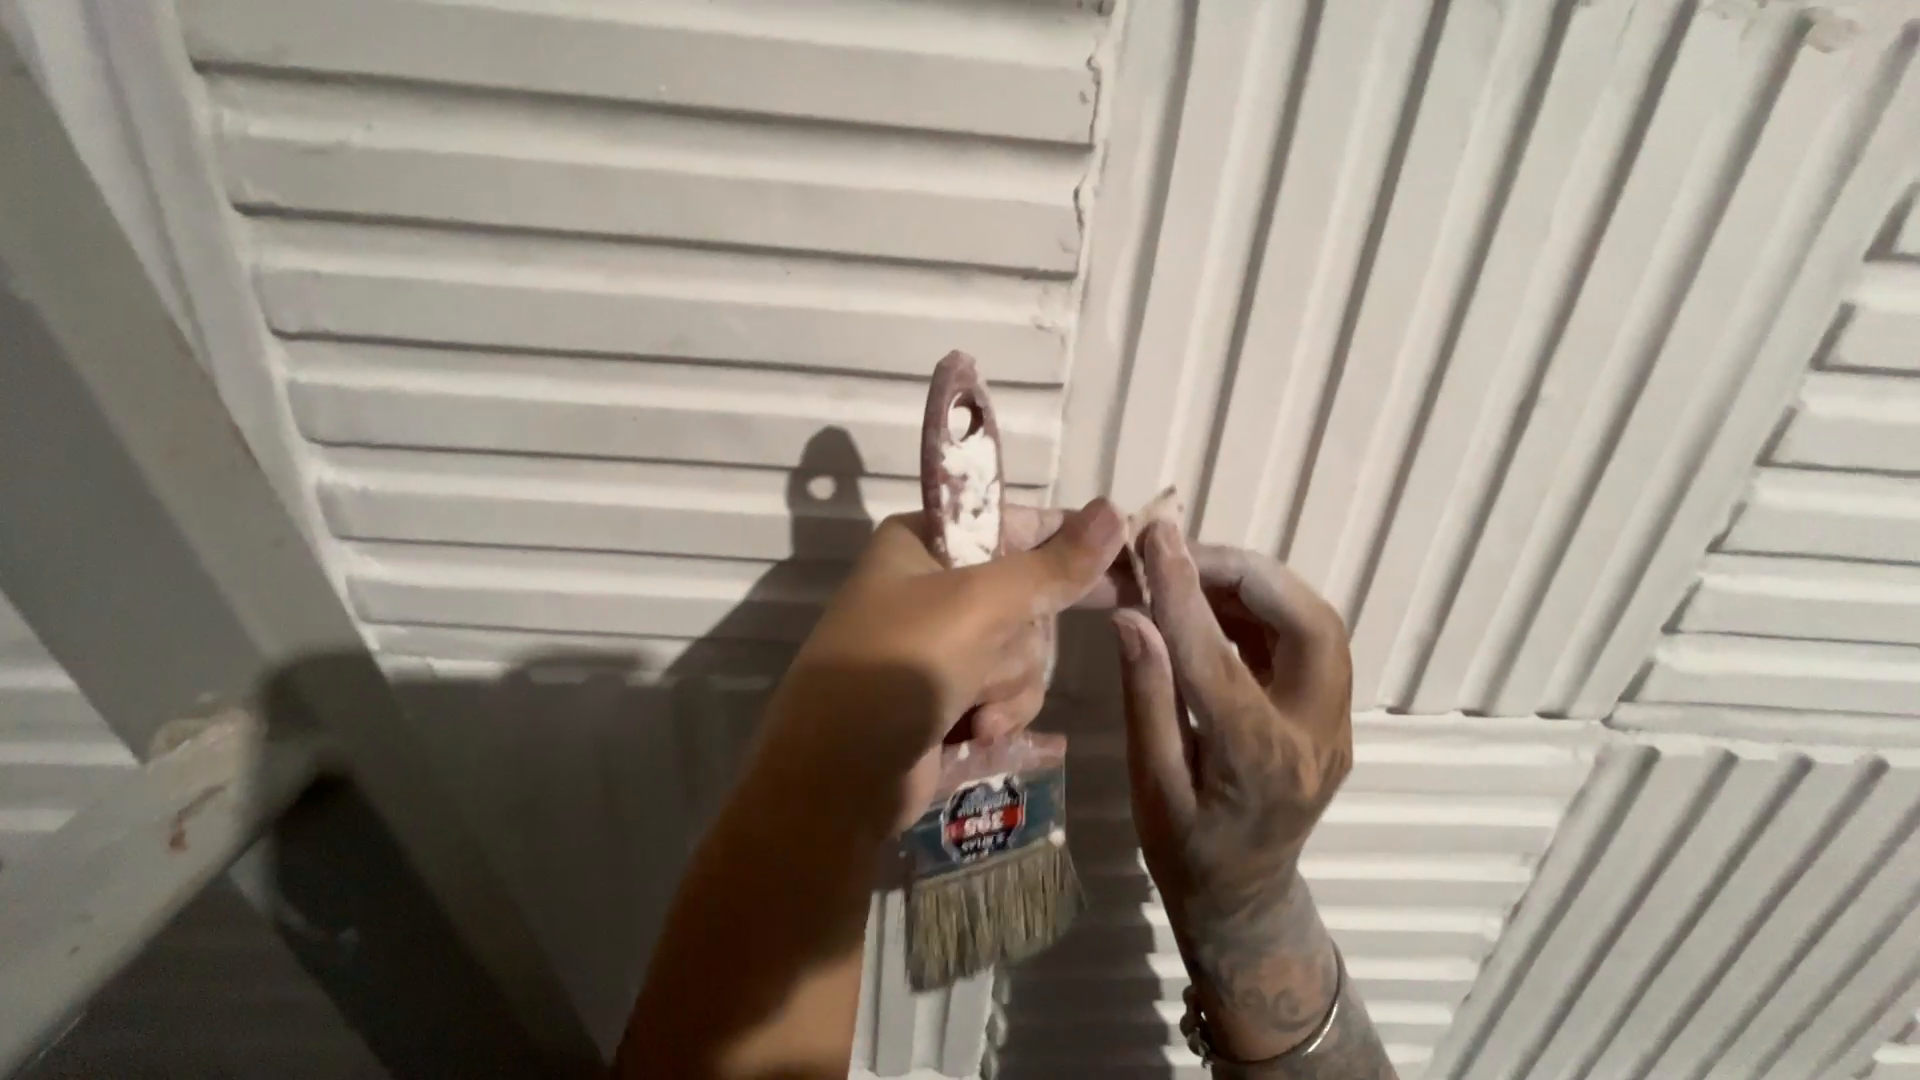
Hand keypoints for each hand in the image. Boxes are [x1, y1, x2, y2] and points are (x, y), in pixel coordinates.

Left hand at [763, 499, 1125, 831]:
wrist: (836, 781)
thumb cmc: (899, 669)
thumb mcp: (980, 606)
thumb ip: (1054, 565)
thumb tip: (1114, 510)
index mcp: (926, 541)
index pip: (1020, 523)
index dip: (1072, 545)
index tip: (1128, 565)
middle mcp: (933, 584)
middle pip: (1030, 596)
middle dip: (1021, 640)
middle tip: (992, 656)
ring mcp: (941, 643)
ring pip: (1026, 651)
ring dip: (1008, 685)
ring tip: (970, 706)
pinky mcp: (949, 694)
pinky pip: (1008, 690)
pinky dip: (998, 713)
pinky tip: (969, 733)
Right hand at [1112, 523, 1351, 1059]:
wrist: (1244, 897)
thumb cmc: (1185, 849)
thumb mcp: (1150, 783)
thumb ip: (1147, 698)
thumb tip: (1132, 616)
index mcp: (1258, 763)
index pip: (1220, 661)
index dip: (1183, 594)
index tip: (1154, 538)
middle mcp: (1316, 737)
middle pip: (1311, 627)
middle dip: (1248, 573)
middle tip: (1181, 553)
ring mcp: (1335, 725)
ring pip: (1319, 625)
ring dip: (1257, 585)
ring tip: (1191, 571)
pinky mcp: (1333, 715)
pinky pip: (1309, 641)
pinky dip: (1263, 608)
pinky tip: (1215, 604)